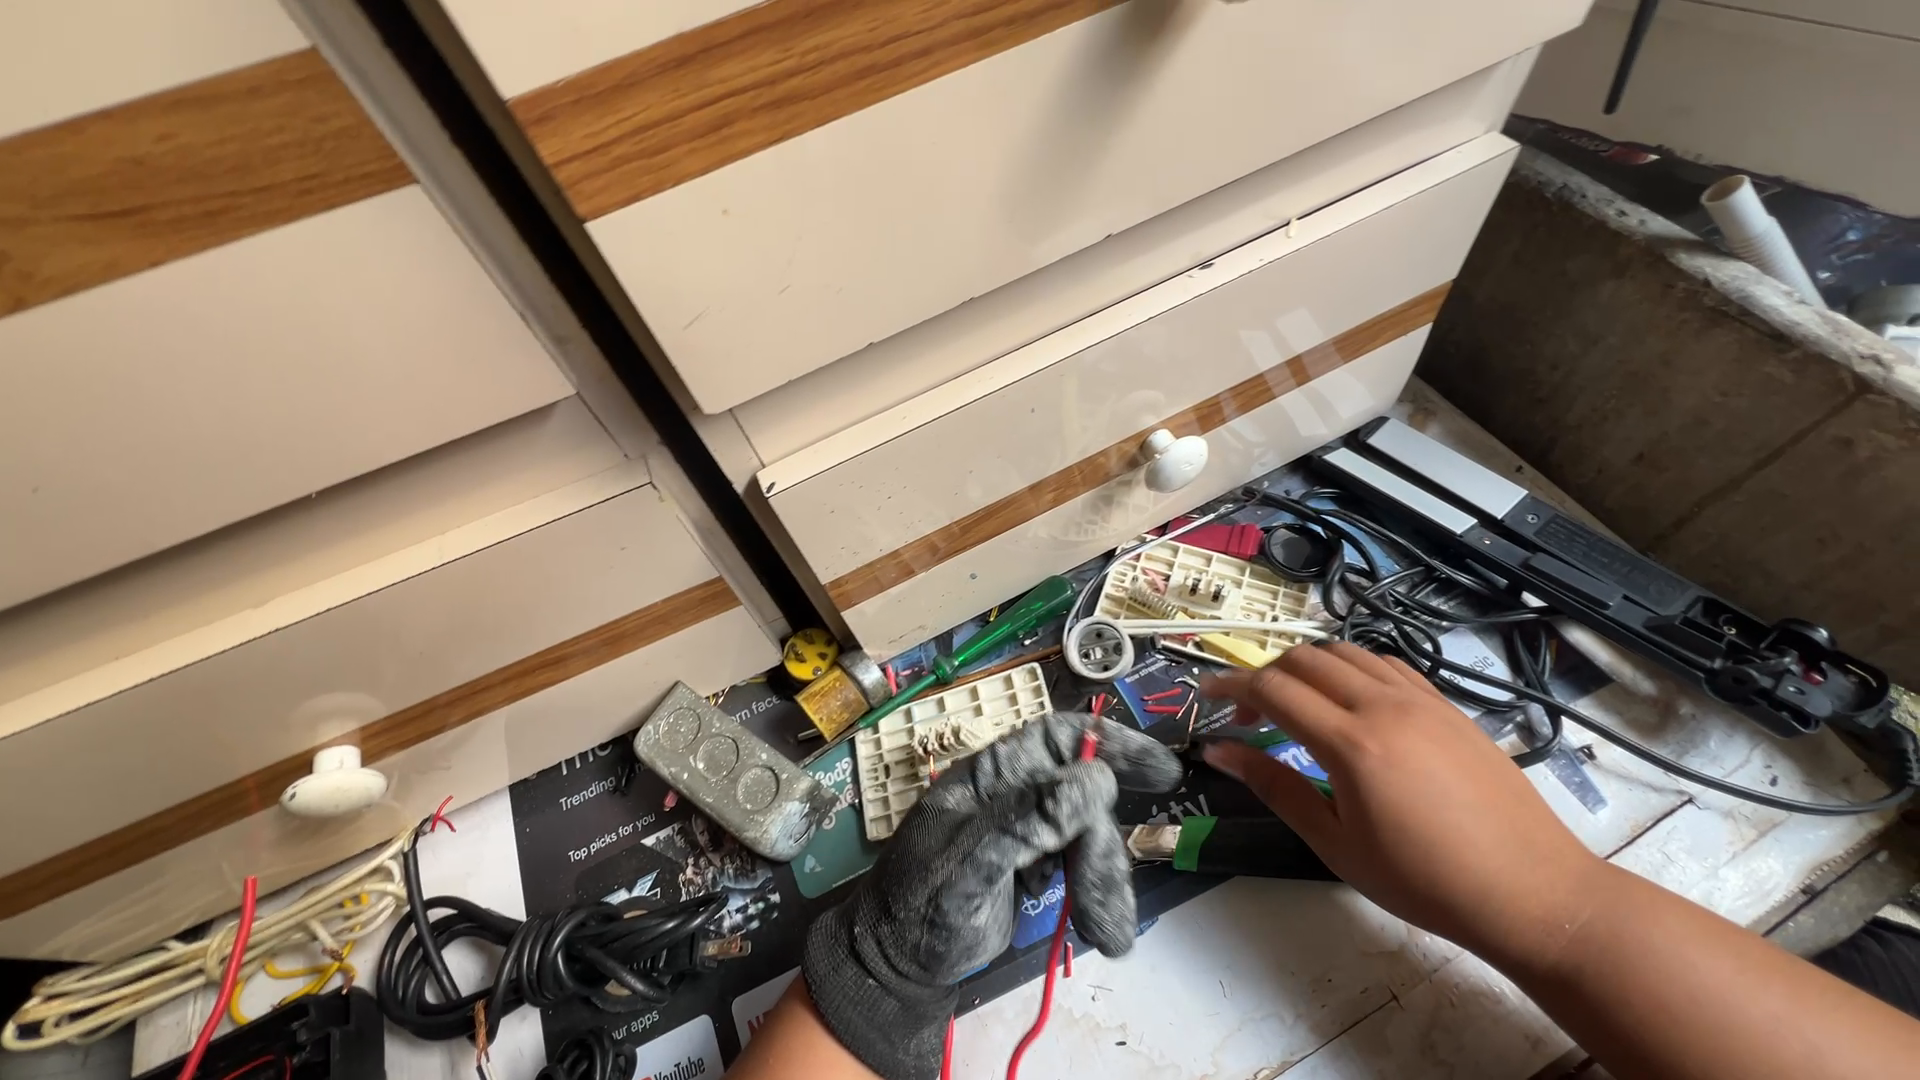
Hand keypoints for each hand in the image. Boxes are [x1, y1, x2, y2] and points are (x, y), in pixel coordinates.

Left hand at [803, 712, 1182, 1079]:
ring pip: (1088, 837)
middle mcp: (1012, 793)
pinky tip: (1100, 929)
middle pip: (1083, 797)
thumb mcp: (967, 868)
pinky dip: (1097, 896)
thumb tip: (1094, 780)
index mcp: (988, 777)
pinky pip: (1082, 865)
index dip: (1111, 743)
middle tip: (1108, 908)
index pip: (1056, 738)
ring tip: (1108, 935)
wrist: (899, 964)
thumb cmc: (918, 909)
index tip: (1161, 771)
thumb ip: (1026, 823)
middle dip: (1103, 851)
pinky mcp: (1036, 863)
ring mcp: (1026, 828)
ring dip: (1105, 883)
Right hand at [1199, 643, 1607, 966]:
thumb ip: (1273, 786)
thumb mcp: (1335, 843)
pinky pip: (1387, 664)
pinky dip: (1351, 668)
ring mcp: (1422, 701)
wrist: (1532, 893)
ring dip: (1307, 667)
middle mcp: (1384, 706)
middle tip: (1249, 713)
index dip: (1230, 685)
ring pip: (1346, 653)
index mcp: (1352, 743)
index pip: (1273, 689)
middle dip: (1264, 675)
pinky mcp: (1448, 706)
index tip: (1205, 694)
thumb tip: (1218, 751)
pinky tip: (1350, 701)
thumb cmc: (1424, 882)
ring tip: (1296, 703)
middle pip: (1304, 660)